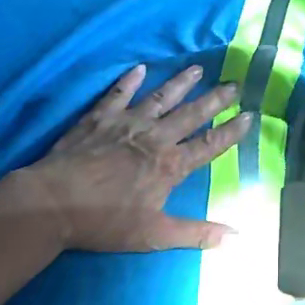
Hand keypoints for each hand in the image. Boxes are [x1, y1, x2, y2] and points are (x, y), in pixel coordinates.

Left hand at [16, 64, 252, 251]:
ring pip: (159, 98)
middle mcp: (153, 138)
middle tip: (233, 83)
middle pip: (189, 115)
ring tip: (197, 68)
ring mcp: (124, 124)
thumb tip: (235, 237)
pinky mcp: (97, 118)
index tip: (249, 115)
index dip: (230, 132)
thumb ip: (195, 234)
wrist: (55, 201)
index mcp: (169, 167)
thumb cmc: (104, 223)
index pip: (208, 146)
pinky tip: (140, 68)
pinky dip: (130, 80)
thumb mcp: (153, 236)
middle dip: (213, 100)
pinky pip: (118, 94)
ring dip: (180, 83)